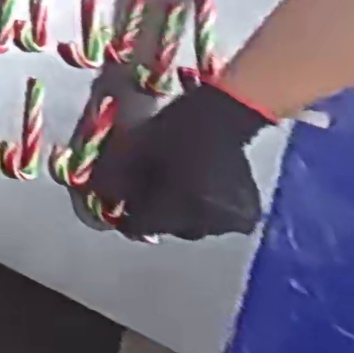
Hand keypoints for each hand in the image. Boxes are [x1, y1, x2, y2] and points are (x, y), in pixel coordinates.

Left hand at [88, 83, 271, 239]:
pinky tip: (191, 193)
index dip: (127, 220)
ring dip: (176, 216)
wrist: (215, 124)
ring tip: (167, 193)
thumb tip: (104, 205)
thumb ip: (113, 184)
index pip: (145, 227)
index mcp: (182, 206)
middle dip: (152, 216)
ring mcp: (234, 221)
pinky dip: (198, 213)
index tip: (117, 212)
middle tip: (141, 198)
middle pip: (170, 229)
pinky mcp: (249, 216)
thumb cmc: (164, 135)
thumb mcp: (126, 156)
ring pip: (193, 228)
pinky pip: (215, 223)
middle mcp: (212, 221)